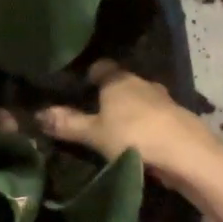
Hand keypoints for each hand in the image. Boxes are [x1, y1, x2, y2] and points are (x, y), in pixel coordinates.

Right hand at [36, 61, 222, 176]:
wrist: (185, 154)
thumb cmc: (132, 137)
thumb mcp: (93, 134)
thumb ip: (67, 123)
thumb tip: (38, 114)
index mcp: (119, 79)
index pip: (101, 67)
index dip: (88, 76)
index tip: (78, 89)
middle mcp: (142, 82)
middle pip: (121, 84)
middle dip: (108, 96)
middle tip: (92, 115)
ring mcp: (163, 99)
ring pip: (139, 100)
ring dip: (129, 112)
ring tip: (114, 130)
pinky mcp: (177, 118)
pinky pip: (154, 117)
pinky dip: (145, 125)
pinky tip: (138, 141)